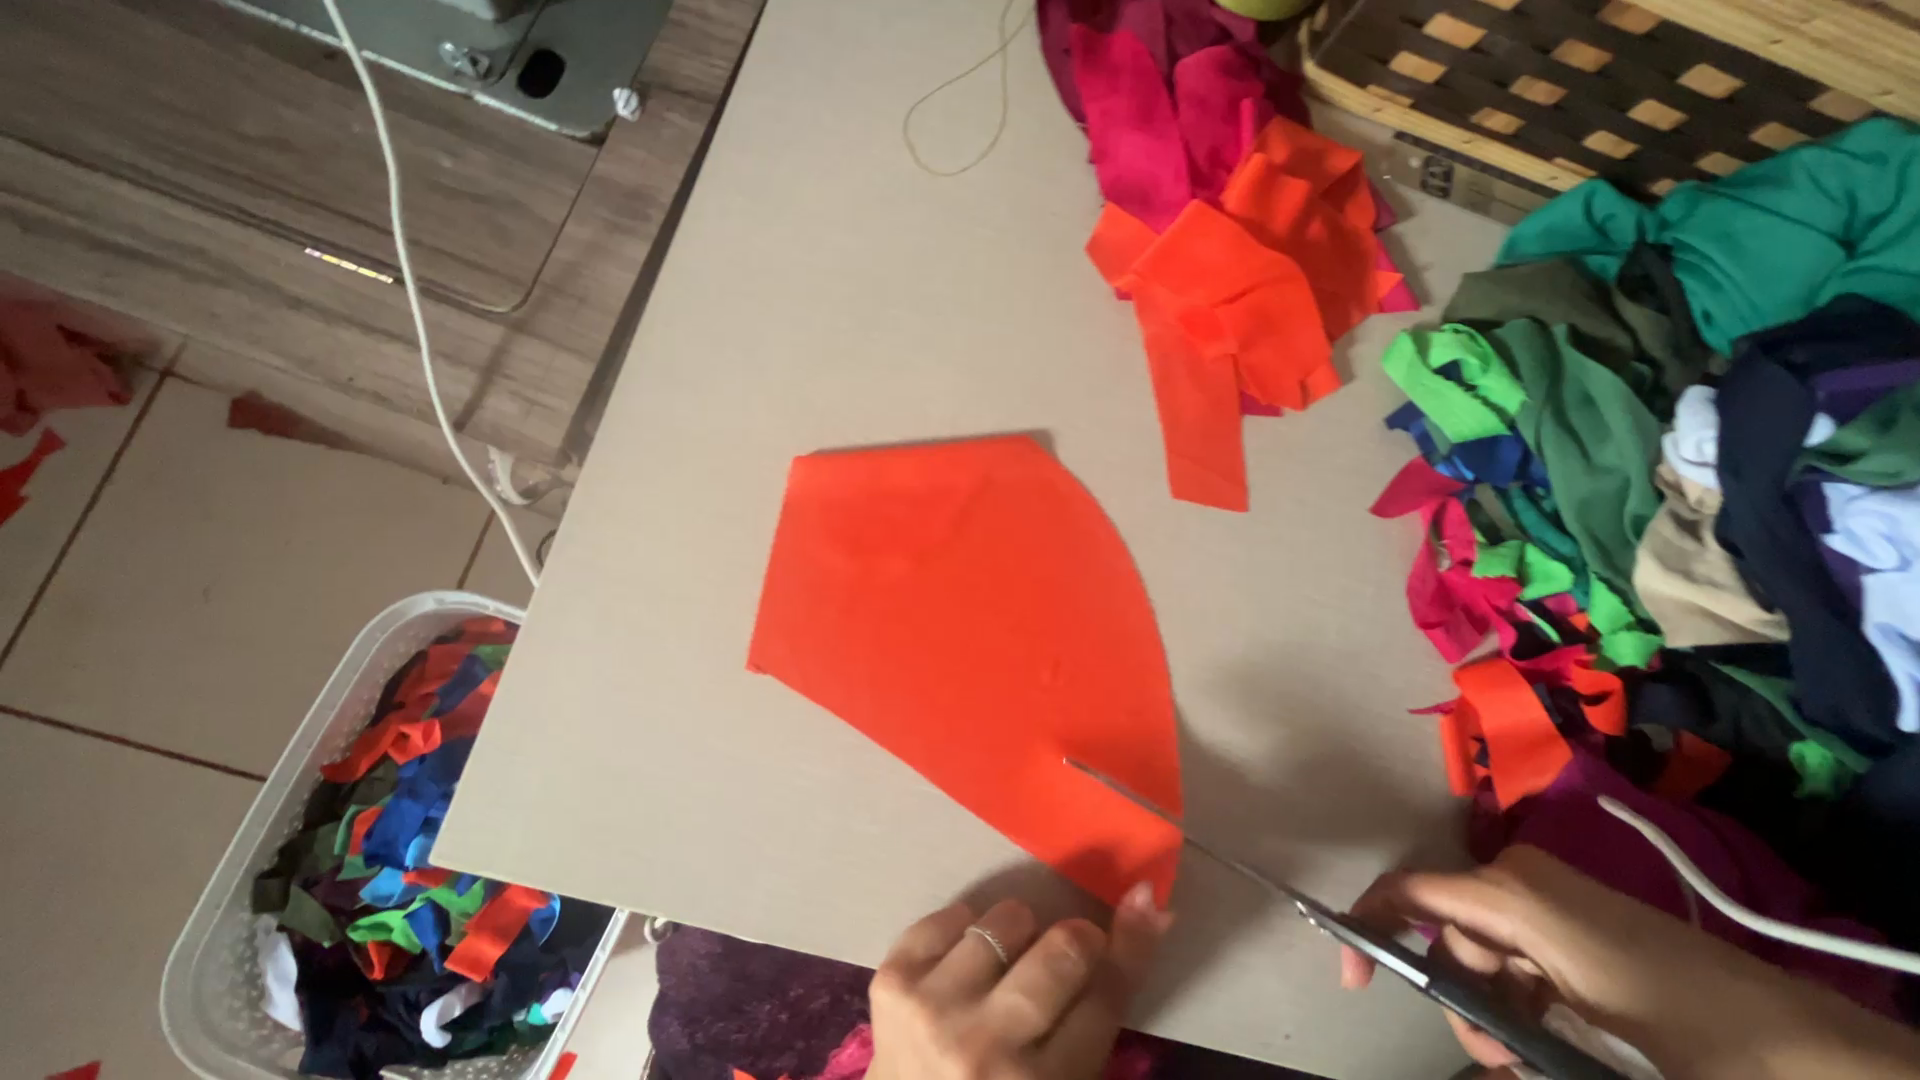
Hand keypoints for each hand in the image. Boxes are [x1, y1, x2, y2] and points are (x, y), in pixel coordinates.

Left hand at [865, 882, 1171, 1079]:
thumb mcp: (1062, 1075)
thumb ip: (1101, 1004)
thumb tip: (1149, 906)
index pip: (1105, 995)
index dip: (1130, 942)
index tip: (1143, 901)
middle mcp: (988, 1048)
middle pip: (1062, 952)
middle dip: (1075, 939)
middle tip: (1067, 949)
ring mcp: (935, 1010)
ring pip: (1005, 921)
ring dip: (1016, 930)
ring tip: (1007, 961)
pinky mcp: (892, 982)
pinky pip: (950, 916)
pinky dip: (965, 926)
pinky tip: (965, 959)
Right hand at [1340, 845, 1919, 1079]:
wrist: (1792, 1039)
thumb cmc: (1669, 1018)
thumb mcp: (1563, 1022)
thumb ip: (1484, 1004)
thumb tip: (1444, 1020)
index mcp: (1510, 890)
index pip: (1409, 892)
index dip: (1366, 924)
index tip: (1354, 982)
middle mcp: (1520, 877)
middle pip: (1447, 933)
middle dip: (1455, 996)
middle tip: (1493, 1058)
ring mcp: (1549, 895)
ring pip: (1481, 951)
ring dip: (1489, 1007)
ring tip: (1523, 1057)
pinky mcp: (1573, 919)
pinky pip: (1517, 955)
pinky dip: (1517, 998)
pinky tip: (1542, 1038)